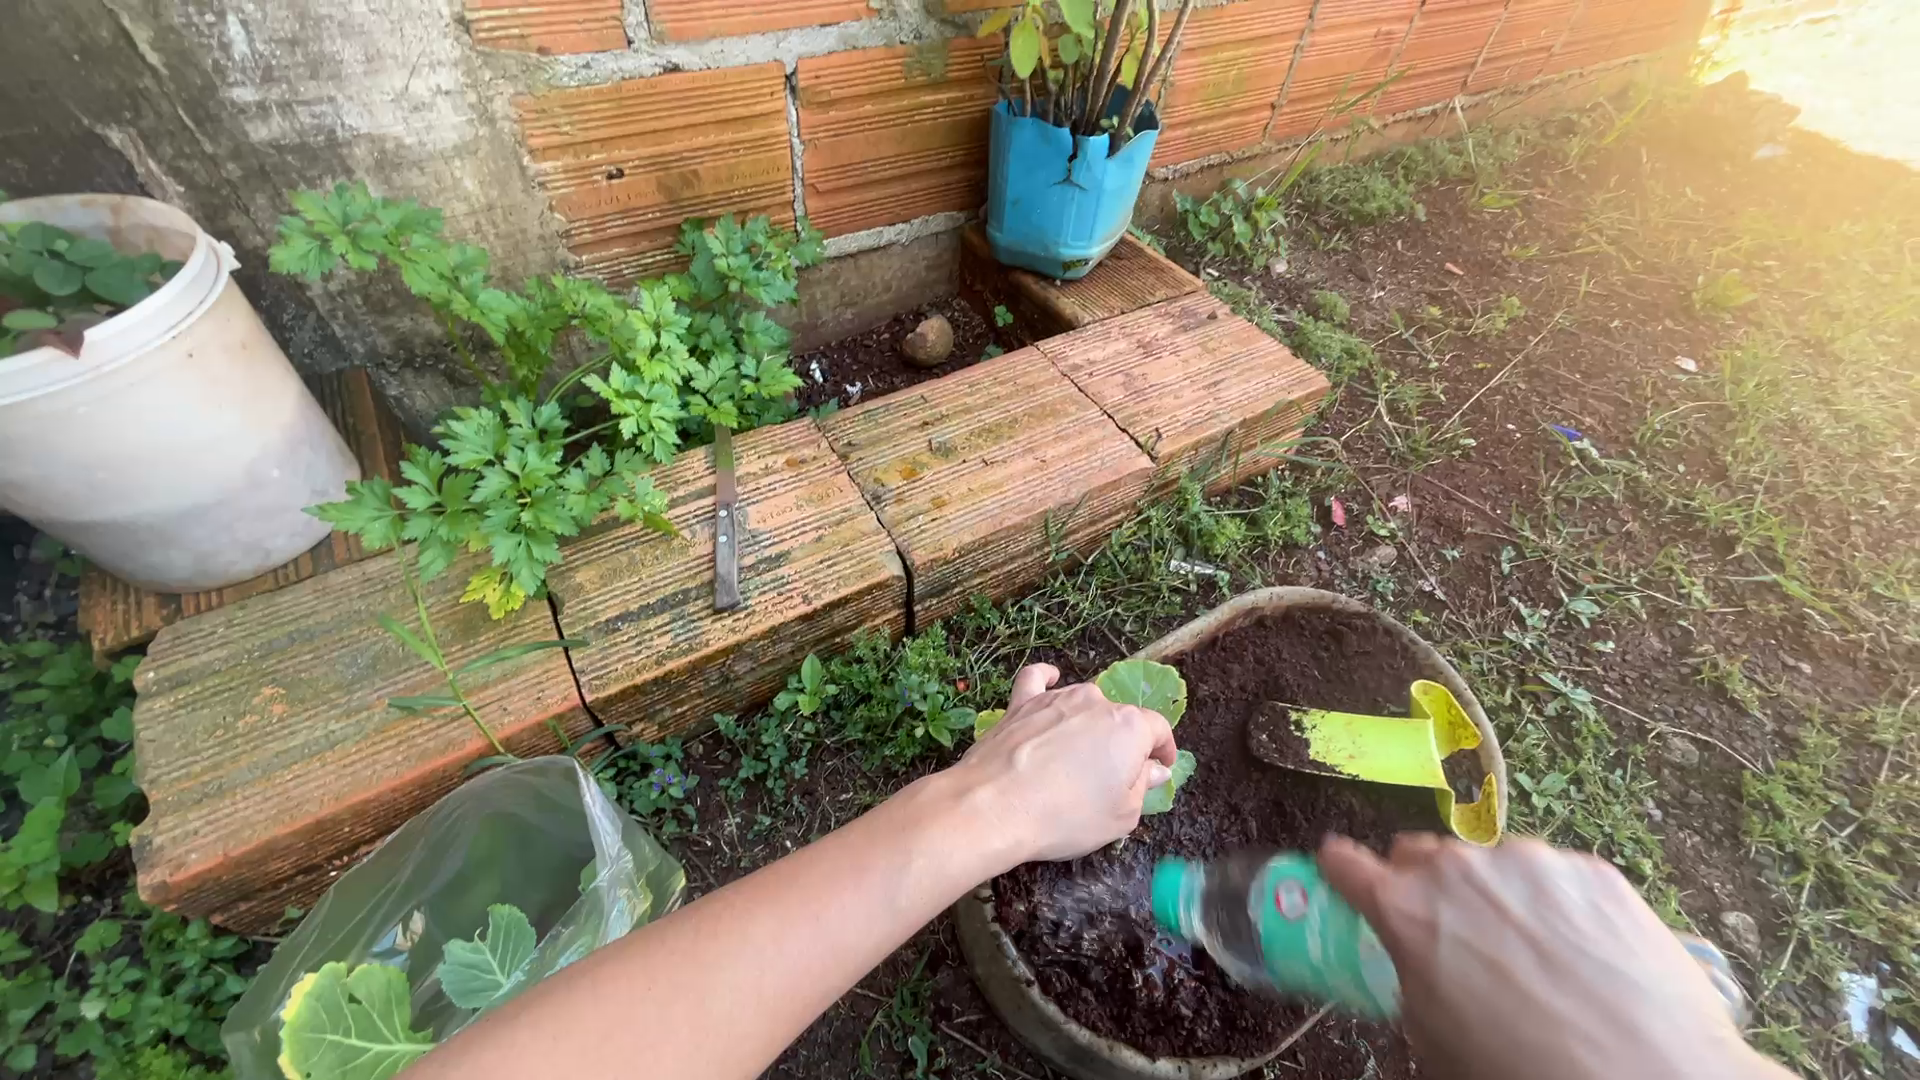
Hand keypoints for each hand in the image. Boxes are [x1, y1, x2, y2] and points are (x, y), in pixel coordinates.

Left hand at [953, 664, 1177, 863]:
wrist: (996, 806)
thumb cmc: (1067, 816)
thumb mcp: (1122, 816)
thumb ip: (1143, 786)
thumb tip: (1155, 768)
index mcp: (1128, 726)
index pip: (1157, 729)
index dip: (1163, 748)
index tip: (1160, 765)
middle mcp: (1095, 701)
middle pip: (1118, 718)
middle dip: (1122, 743)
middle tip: (1111, 776)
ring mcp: (1056, 698)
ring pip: (1083, 704)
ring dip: (1088, 723)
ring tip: (1077, 755)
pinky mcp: (1021, 702)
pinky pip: (1037, 680)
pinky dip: (1046, 679)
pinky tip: (1050, 679)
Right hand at [1319, 834, 1785, 1079]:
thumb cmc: (1523, 1070)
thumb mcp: (1432, 1034)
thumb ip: (1408, 975)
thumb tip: (1416, 962)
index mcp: (1403, 907)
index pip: (1341, 860)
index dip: (1341, 869)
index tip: (1346, 876)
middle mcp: (1453, 867)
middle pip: (1416, 852)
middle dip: (1423, 883)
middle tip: (1457, 932)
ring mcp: (1524, 859)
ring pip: (1490, 862)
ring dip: (1495, 890)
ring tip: (1540, 949)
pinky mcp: (1589, 868)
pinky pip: (1555, 874)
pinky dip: (1559, 901)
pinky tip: (1588, 949)